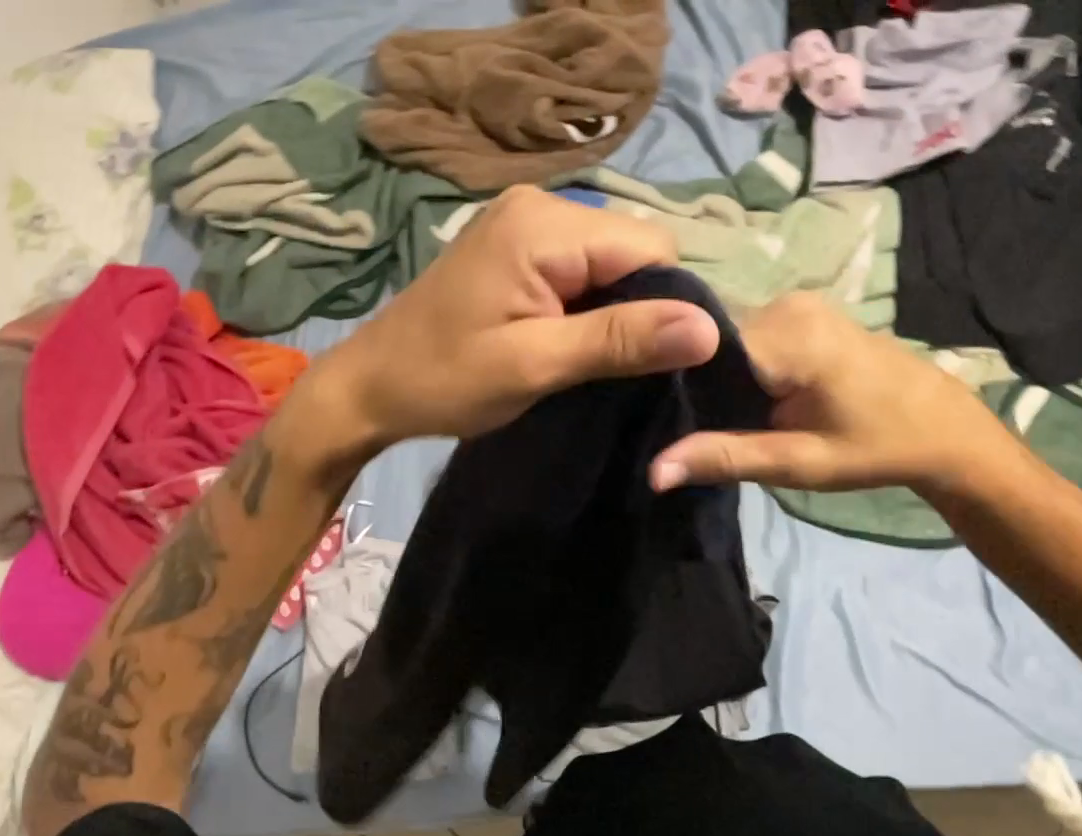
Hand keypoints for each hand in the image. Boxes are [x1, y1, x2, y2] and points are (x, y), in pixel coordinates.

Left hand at [312, 187, 721, 448]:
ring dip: (610, 312)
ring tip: (578, 357)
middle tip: (603, 367)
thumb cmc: (444, 380)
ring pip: (610, 262)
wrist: (372, 386)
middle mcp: (540, 203)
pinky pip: (579, 268)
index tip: (645, 365)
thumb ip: (619, 340)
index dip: (663, 307)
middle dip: (636, 309)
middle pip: (633, 250)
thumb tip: (709, 328)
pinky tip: (563, 340)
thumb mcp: (533, 365)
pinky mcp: (514, 246)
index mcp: (544, 224)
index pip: (652, 249)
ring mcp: (524, 221)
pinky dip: (585, 306)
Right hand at [649, 293, 1011, 494]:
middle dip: (691, 384)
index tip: (660, 420)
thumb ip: (723, 457)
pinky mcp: (798, 310)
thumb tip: (653, 471)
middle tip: (682, 428)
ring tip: (704, 417)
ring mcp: (794, 302)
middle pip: (706, 342)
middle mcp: (786, 303)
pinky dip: (732, 369)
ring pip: (721, 340)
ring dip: (710, 379)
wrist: (941, 425)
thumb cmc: (874, 448)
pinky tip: (733, 400)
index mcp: (787, 335)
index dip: (674, 386)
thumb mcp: (796, 462)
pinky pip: (743, 335)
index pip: (696, 349)